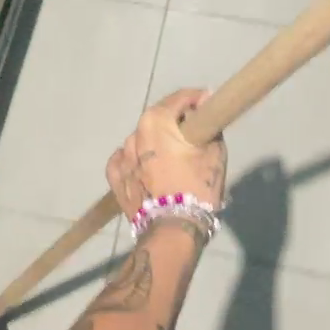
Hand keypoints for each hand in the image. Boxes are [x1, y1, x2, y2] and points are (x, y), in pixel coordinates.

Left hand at [105, 89, 227, 213]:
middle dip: (177, 122)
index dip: (198, 99)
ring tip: (174, 158)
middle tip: (195, 135)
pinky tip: (149, 168)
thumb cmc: (197, 187)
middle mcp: (134, 133)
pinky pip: (125, 161)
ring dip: (157, 143)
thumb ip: (209, 126)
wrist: (174, 231)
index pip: (180, 98)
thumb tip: (205, 113)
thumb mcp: (215, 152)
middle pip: (159, 119)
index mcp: (155, 120)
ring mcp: (121, 157)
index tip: (210, 107)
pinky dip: (137, 161)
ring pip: (142, 140)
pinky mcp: (115, 179)